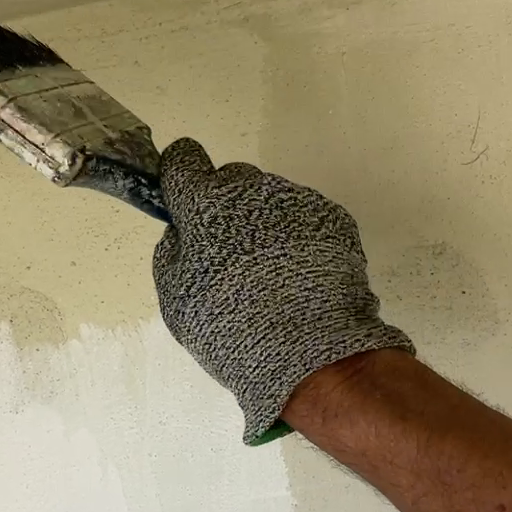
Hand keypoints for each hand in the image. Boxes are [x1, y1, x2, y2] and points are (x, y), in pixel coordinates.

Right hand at [152, 138, 414, 443]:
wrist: (310, 352)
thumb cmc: (232, 329)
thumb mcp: (177, 299)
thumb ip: (175, 251)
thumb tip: (184, 230)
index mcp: (205, 202)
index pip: (184, 160)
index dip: (183, 179)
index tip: (187, 202)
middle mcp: (252, 188)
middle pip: (232, 181)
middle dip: (228, 208)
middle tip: (236, 256)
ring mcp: (299, 200)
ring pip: (271, 201)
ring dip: (267, 225)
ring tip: (277, 275)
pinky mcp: (335, 219)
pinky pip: (307, 219)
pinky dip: (303, 240)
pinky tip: (304, 277)